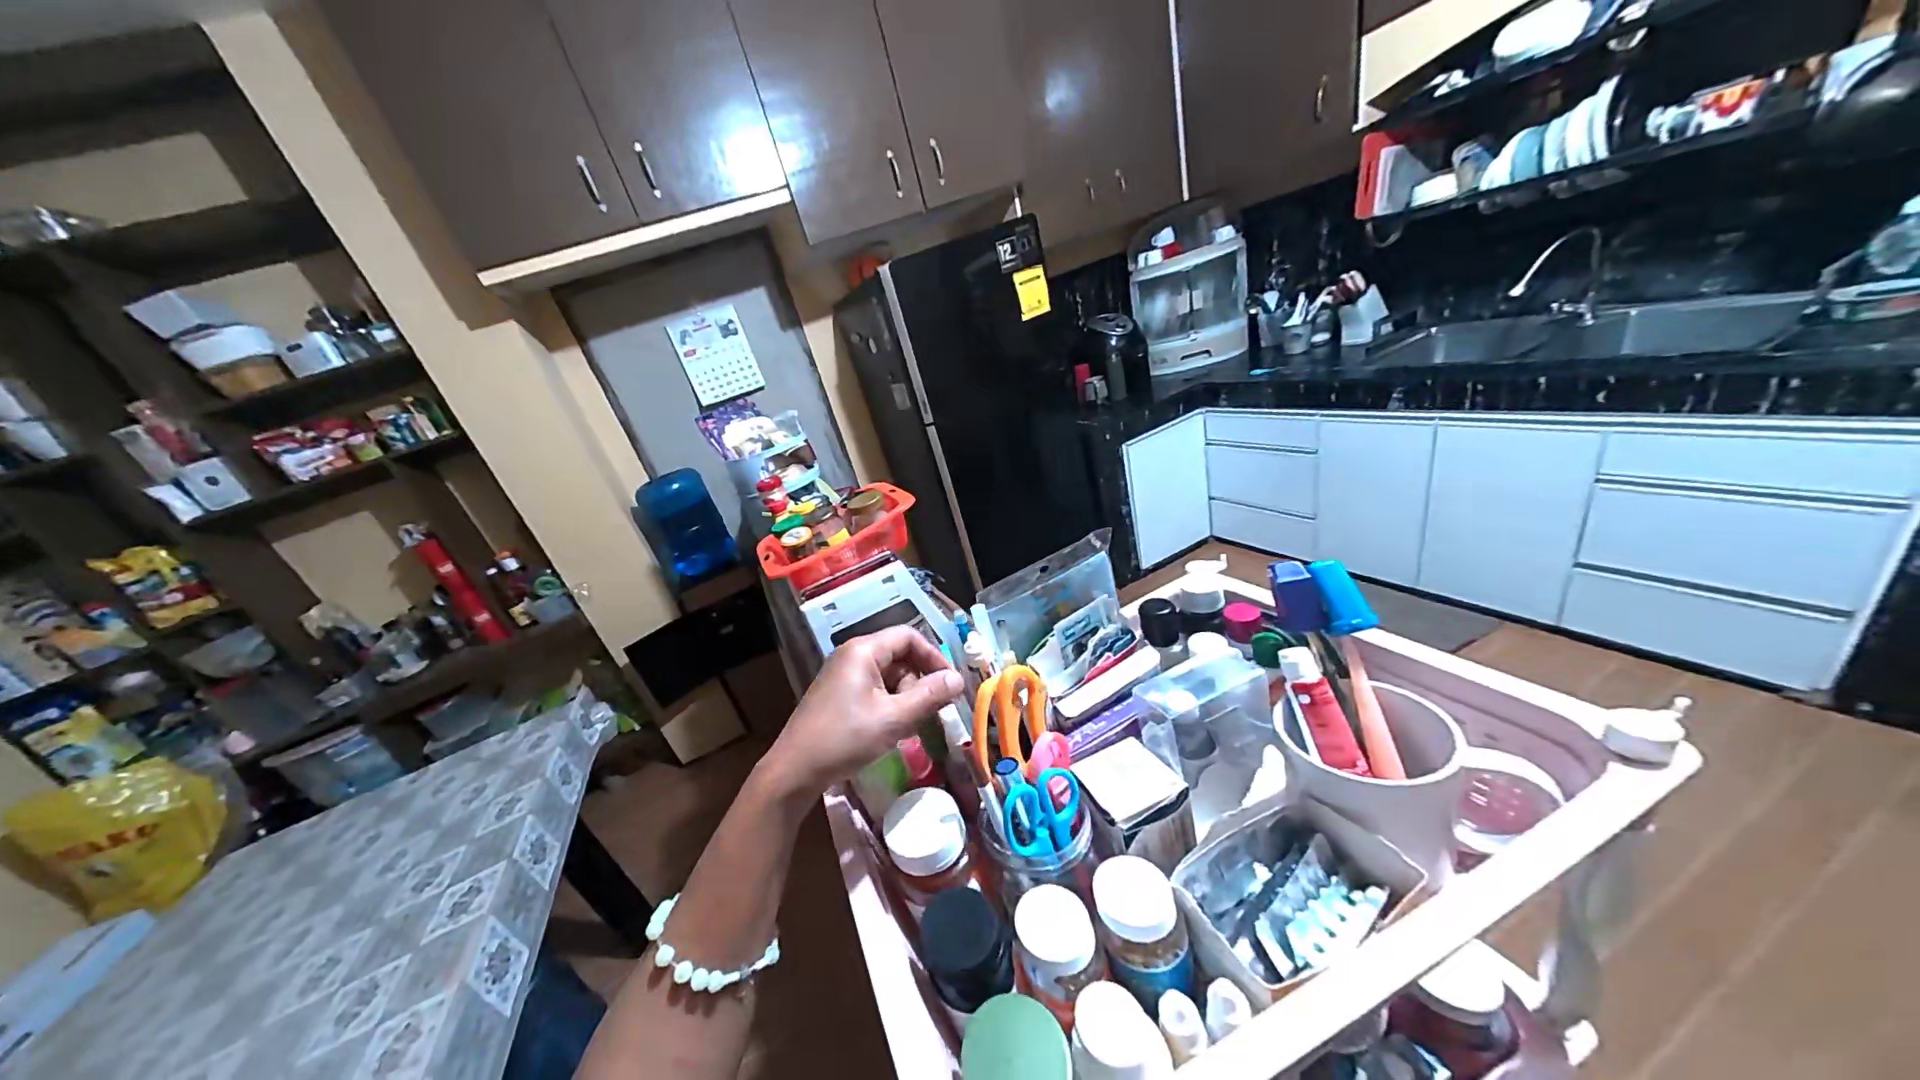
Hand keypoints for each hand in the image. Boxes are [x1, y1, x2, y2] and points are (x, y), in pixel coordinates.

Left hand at [761, 626, 964, 798]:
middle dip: (921, 679)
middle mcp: (852, 655)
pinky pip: (875, 688)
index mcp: (863, 651)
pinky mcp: (839, 694)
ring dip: (907, 694)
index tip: (950, 684)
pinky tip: (893, 727)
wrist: (795, 770)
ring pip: (889, 674)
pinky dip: (890, 702)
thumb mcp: (893, 719)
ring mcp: (843, 675)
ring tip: (913, 722)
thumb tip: (958, 680)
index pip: (909, 637)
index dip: (934, 656)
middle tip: (935, 708)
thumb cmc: (845, 739)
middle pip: (899, 655)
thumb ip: (929, 696)